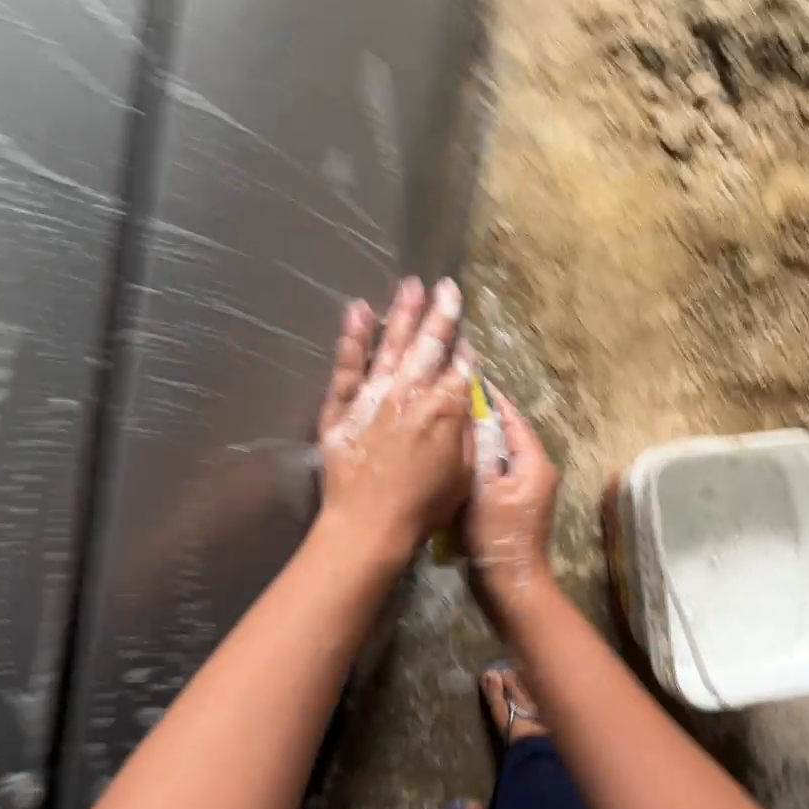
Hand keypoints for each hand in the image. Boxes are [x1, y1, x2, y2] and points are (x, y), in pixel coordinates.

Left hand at [316, 276, 475, 563]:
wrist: (369, 524)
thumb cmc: (424, 506)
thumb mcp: (464, 473)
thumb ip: (466, 431)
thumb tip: (466, 398)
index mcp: (444, 410)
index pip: (458, 368)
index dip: (462, 347)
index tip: (463, 327)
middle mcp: (411, 393)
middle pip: (428, 345)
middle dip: (439, 313)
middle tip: (443, 285)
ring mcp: (374, 396)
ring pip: (390, 345)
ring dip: (401, 313)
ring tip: (409, 285)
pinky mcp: (342, 406)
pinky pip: (347, 365)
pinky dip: (353, 337)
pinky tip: (357, 311)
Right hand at [466, 386, 559, 607]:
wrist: (510, 585)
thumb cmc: (498, 535)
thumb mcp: (485, 488)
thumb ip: (481, 450)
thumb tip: (476, 416)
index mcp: (535, 463)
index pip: (513, 419)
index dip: (492, 400)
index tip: (469, 381)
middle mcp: (536, 472)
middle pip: (507, 436)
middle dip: (482, 420)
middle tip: (450, 404)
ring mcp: (526, 491)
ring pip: (499, 457)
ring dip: (478, 444)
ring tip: (448, 428)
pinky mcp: (514, 507)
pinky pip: (495, 476)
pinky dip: (477, 467)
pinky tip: (453, 463)